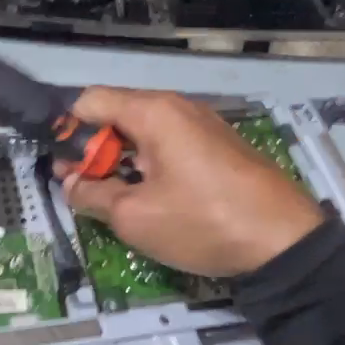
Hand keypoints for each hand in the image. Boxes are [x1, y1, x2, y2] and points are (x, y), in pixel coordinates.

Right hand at [60, 87, 323, 277]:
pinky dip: (150, 164)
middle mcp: (178, 108)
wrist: (286, 243)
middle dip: (93, 149)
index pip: (92, 100)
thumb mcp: (136, 217)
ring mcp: (203, 125)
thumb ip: (92, 196)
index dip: (67, 128)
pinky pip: (171, 144)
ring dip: (121, 160)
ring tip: (110, 197)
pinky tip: (150, 198)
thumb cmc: (203, 222)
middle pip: (118, 115)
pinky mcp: (220, 147)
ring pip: (145, 132)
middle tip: (80, 187)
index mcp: (154, 112)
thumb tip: (70, 184)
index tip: (58, 162)